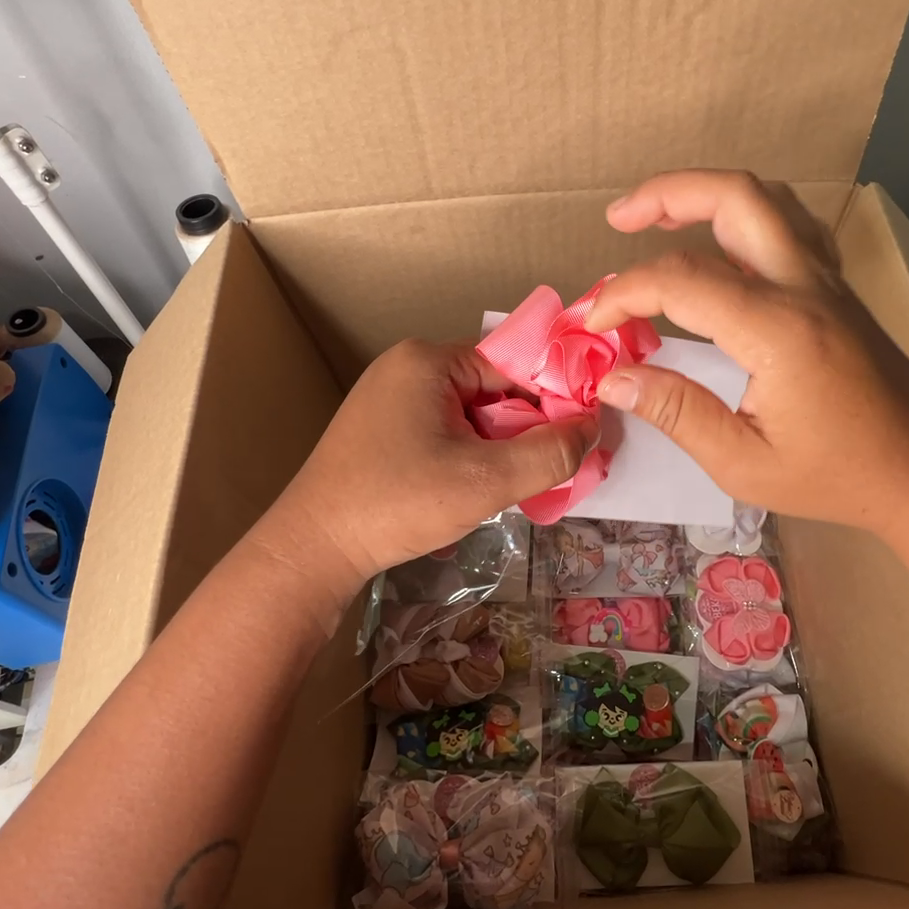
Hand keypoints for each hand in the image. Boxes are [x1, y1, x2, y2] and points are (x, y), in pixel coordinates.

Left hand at [248, 339, 598, 603]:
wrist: (313, 549)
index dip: (552, 402)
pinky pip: (447, 431)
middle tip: (552, 472)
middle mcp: (408, 367)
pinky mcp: (384, 430)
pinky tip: (479, 489)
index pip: (514, 367)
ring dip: (499, 448)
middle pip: (494, 390)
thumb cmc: (397, 503)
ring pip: (473, 415)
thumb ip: (549, 454)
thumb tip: (595, 427)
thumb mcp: (484, 481)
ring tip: (516, 486)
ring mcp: (392, 398)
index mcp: (428, 359)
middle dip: (525, 431)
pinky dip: (471, 456)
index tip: (581, 439)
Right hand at [585, 170, 908, 537]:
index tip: (594, 324)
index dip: (624, 293)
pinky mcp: (837, 288)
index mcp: (777, 330)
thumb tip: (613, 378)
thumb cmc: (835, 476)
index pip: (681, 280)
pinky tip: (724, 239)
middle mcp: (804, 286)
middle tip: (616, 218)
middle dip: (665, 193)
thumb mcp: (743, 463)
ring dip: (708, 193)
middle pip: (735, 197)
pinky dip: (747, 214)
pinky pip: (791, 224)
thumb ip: (675, 412)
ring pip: (768, 199)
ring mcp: (827, 280)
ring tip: (658, 214)